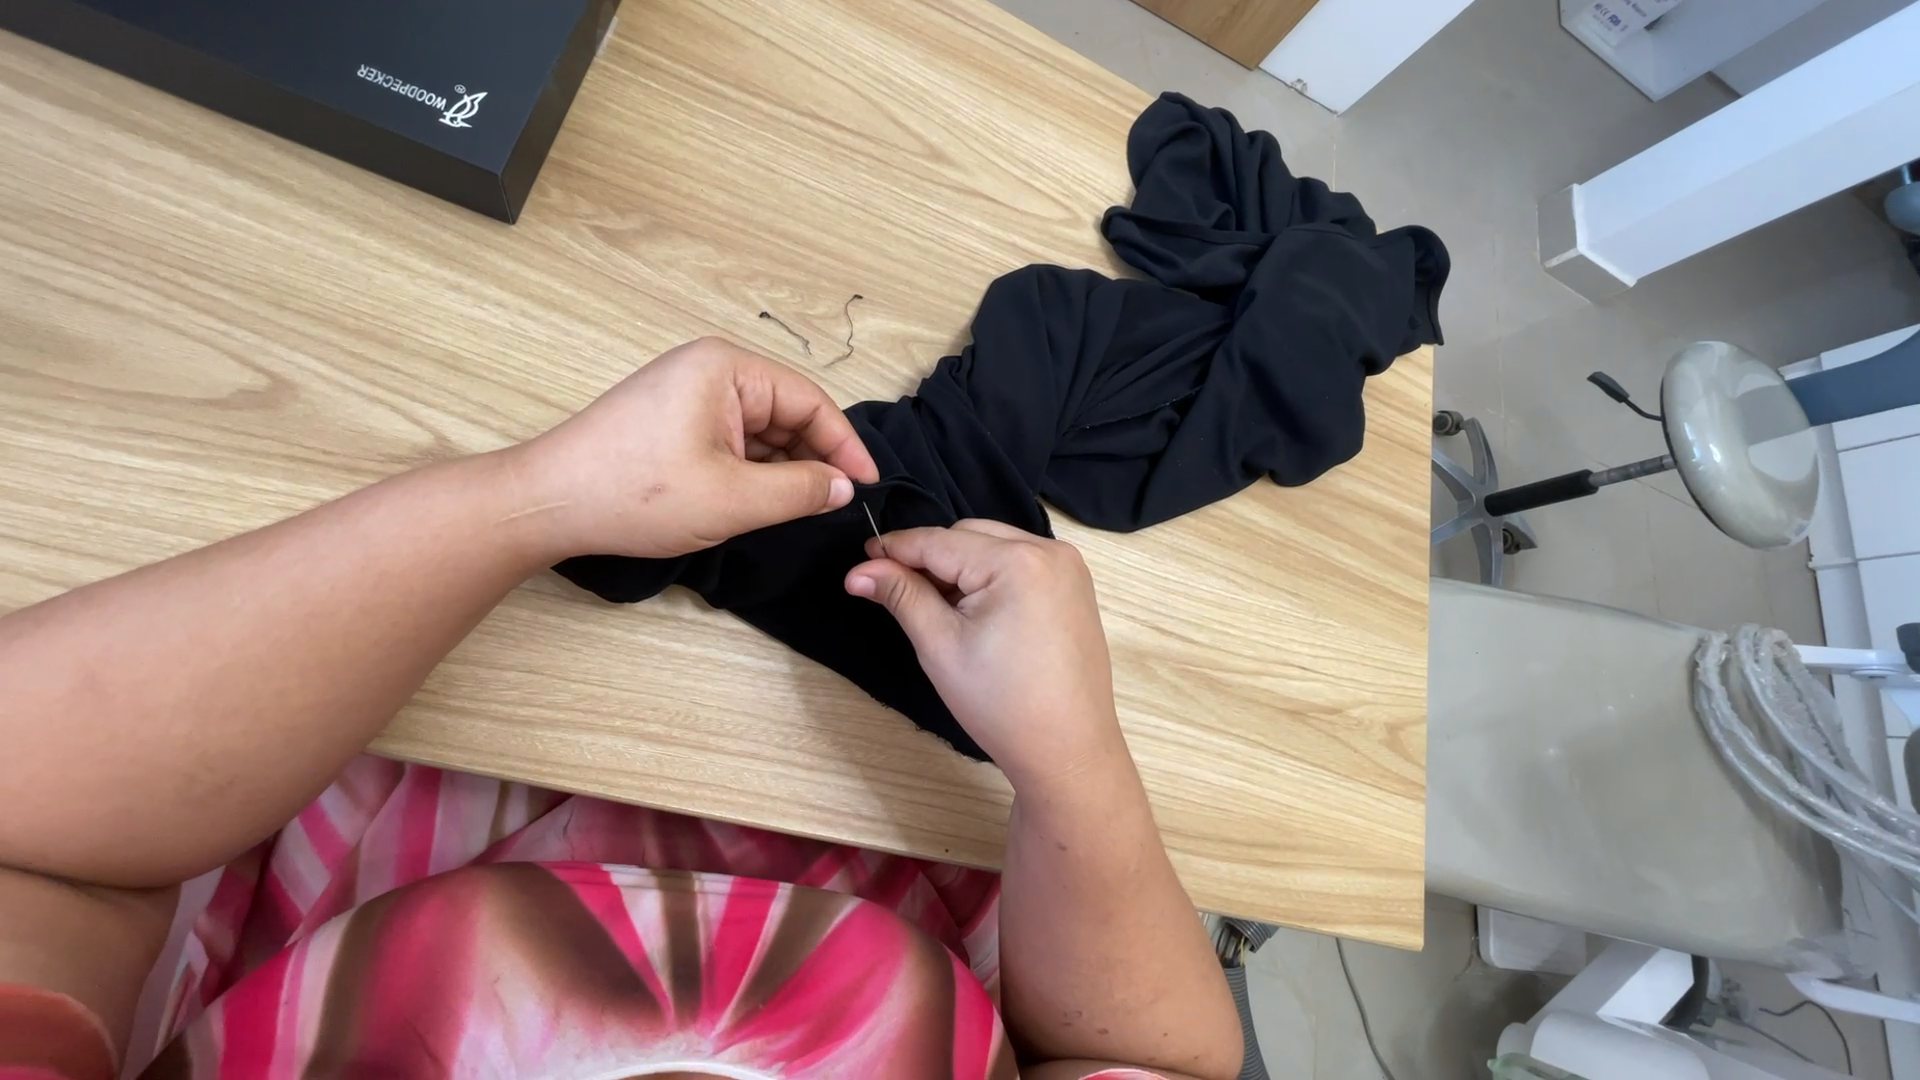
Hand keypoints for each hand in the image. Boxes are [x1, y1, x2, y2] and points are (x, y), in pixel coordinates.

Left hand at [509, 337, 879, 558]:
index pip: (809, 401)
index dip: (844, 445)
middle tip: (834, 504)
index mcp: (727, 369)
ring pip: (763, 432)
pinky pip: (735, 442)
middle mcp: (711, 371)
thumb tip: (843, 488)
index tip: (866, 485)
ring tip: (796, 508)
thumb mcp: (734, 500)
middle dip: (813, 459)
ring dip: (783, 469)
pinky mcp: (677, 421)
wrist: (547, 505)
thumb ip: (801, 491)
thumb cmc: (635, 494)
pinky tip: (761, 502)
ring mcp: (691, 395)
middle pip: (787, 413)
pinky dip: (755, 472)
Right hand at [845, 521, 1124, 786]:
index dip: (896, 549)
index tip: (860, 561)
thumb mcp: (940, 646)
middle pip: (969, 536)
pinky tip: (975, 611)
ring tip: (939, 608)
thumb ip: (901, 596)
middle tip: (898, 592)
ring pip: (994, 546)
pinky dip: (991, 575)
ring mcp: (1068, 567)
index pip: (940, 541)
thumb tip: (859, 572)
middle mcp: (1050, 550)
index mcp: (1017, 562)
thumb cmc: (1001, 704)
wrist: (1067, 750)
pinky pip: (1020, 562)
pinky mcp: (1075, 586)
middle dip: (931, 559)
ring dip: (960, 566)